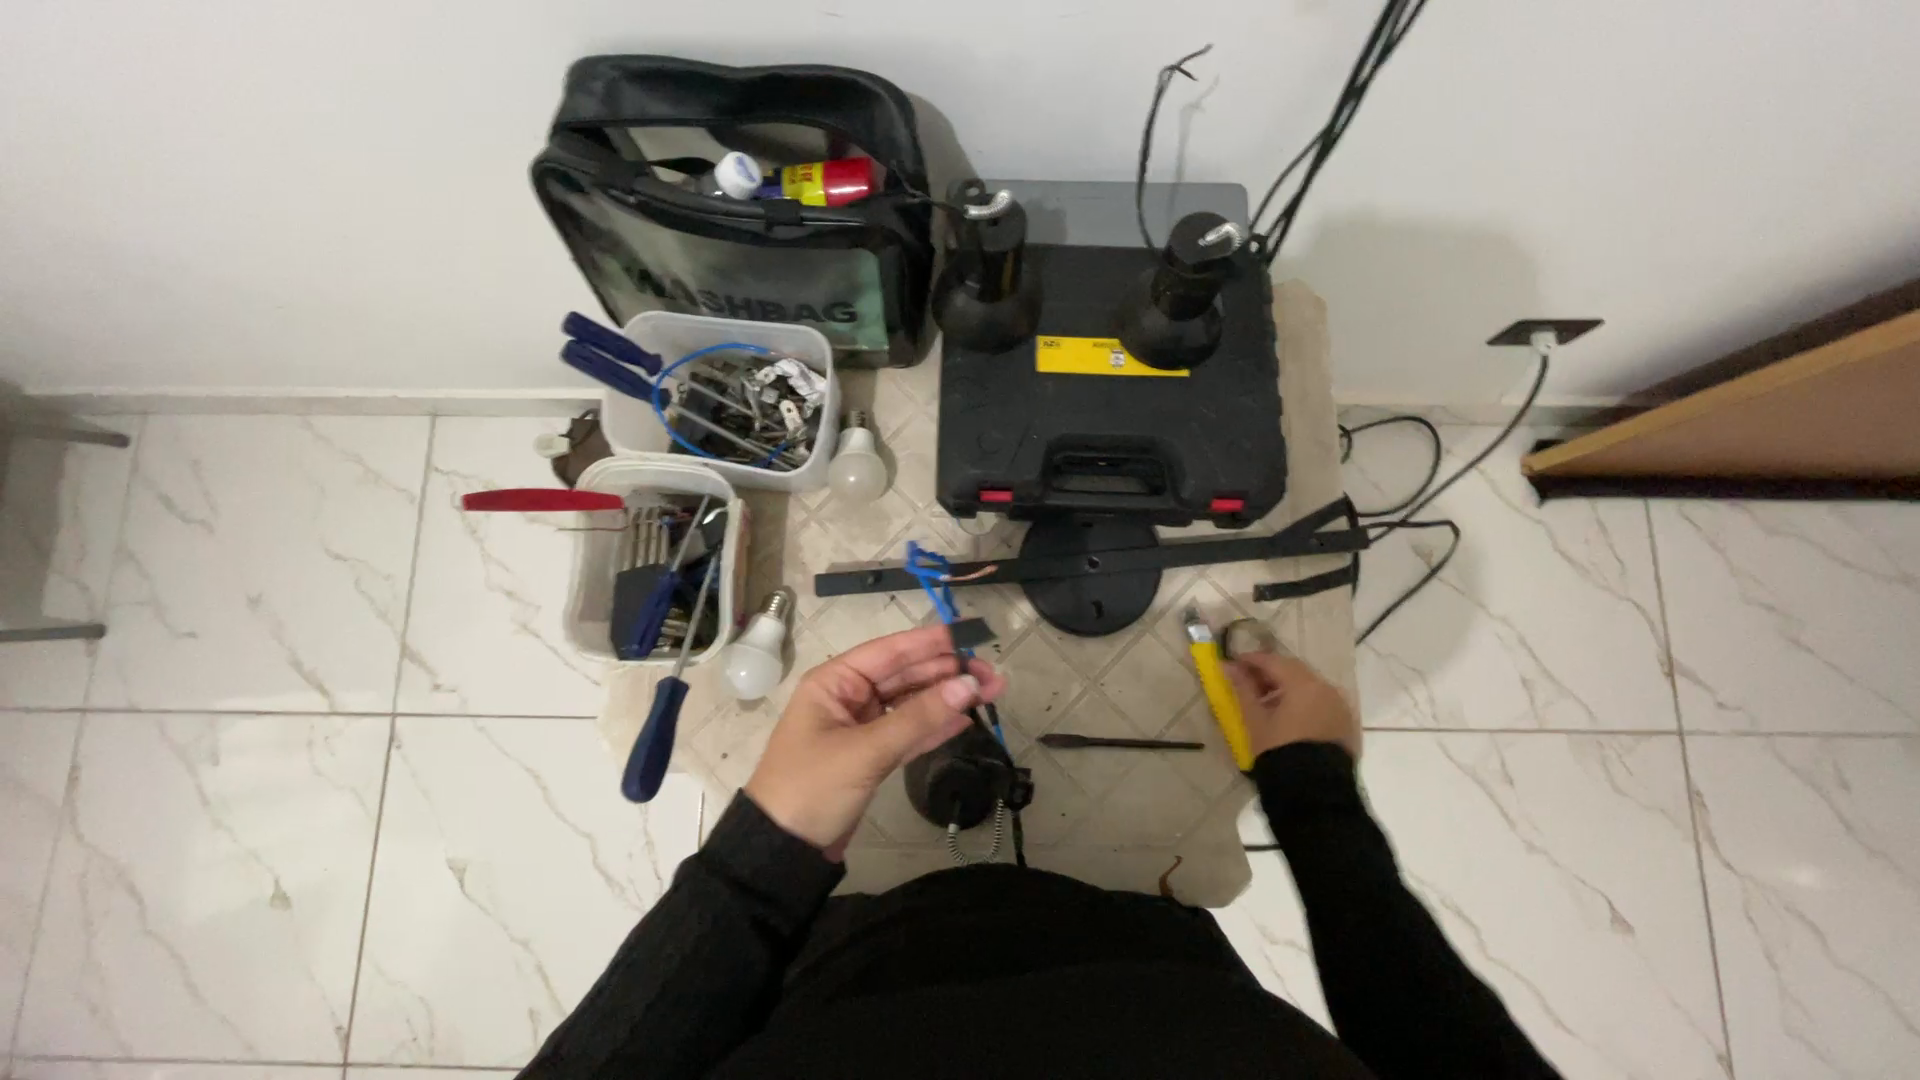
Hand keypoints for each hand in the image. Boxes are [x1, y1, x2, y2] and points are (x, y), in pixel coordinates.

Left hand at [745, 623, 1005, 858]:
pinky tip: (965, 721)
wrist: (782, 851)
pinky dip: (935, 728)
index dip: (930, 642)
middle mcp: (848, 698)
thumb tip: (968, 685)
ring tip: (991, 692)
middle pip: (905, 676)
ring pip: (911, 705)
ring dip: (947, 700)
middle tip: (992, 674)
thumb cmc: (813, 788)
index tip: (969, 634)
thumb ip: (919, 718)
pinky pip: (909, 733)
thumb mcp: (866, 750)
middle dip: (947, 673)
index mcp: (835, 682)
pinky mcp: (871, 756)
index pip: (889, 652)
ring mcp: (861, 728)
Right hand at [1223, 652, 1359, 760]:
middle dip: (1270, 673)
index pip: (1273, 661)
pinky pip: (1322, 703)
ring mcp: (1341, 707)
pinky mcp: (1347, 725)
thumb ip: (1242, 689)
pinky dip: (1304, 703)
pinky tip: (1288, 718)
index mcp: (1304, 684)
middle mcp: (1328, 689)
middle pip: (1294, 671)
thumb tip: (1227, 665)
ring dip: (1287, 688)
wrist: (1315, 793)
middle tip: (1248, 682)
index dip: (1251, 660)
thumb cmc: (1279, 751)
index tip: (1233, 664)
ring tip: (1266, 703)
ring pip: (1310, 687)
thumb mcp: (1255, 720)